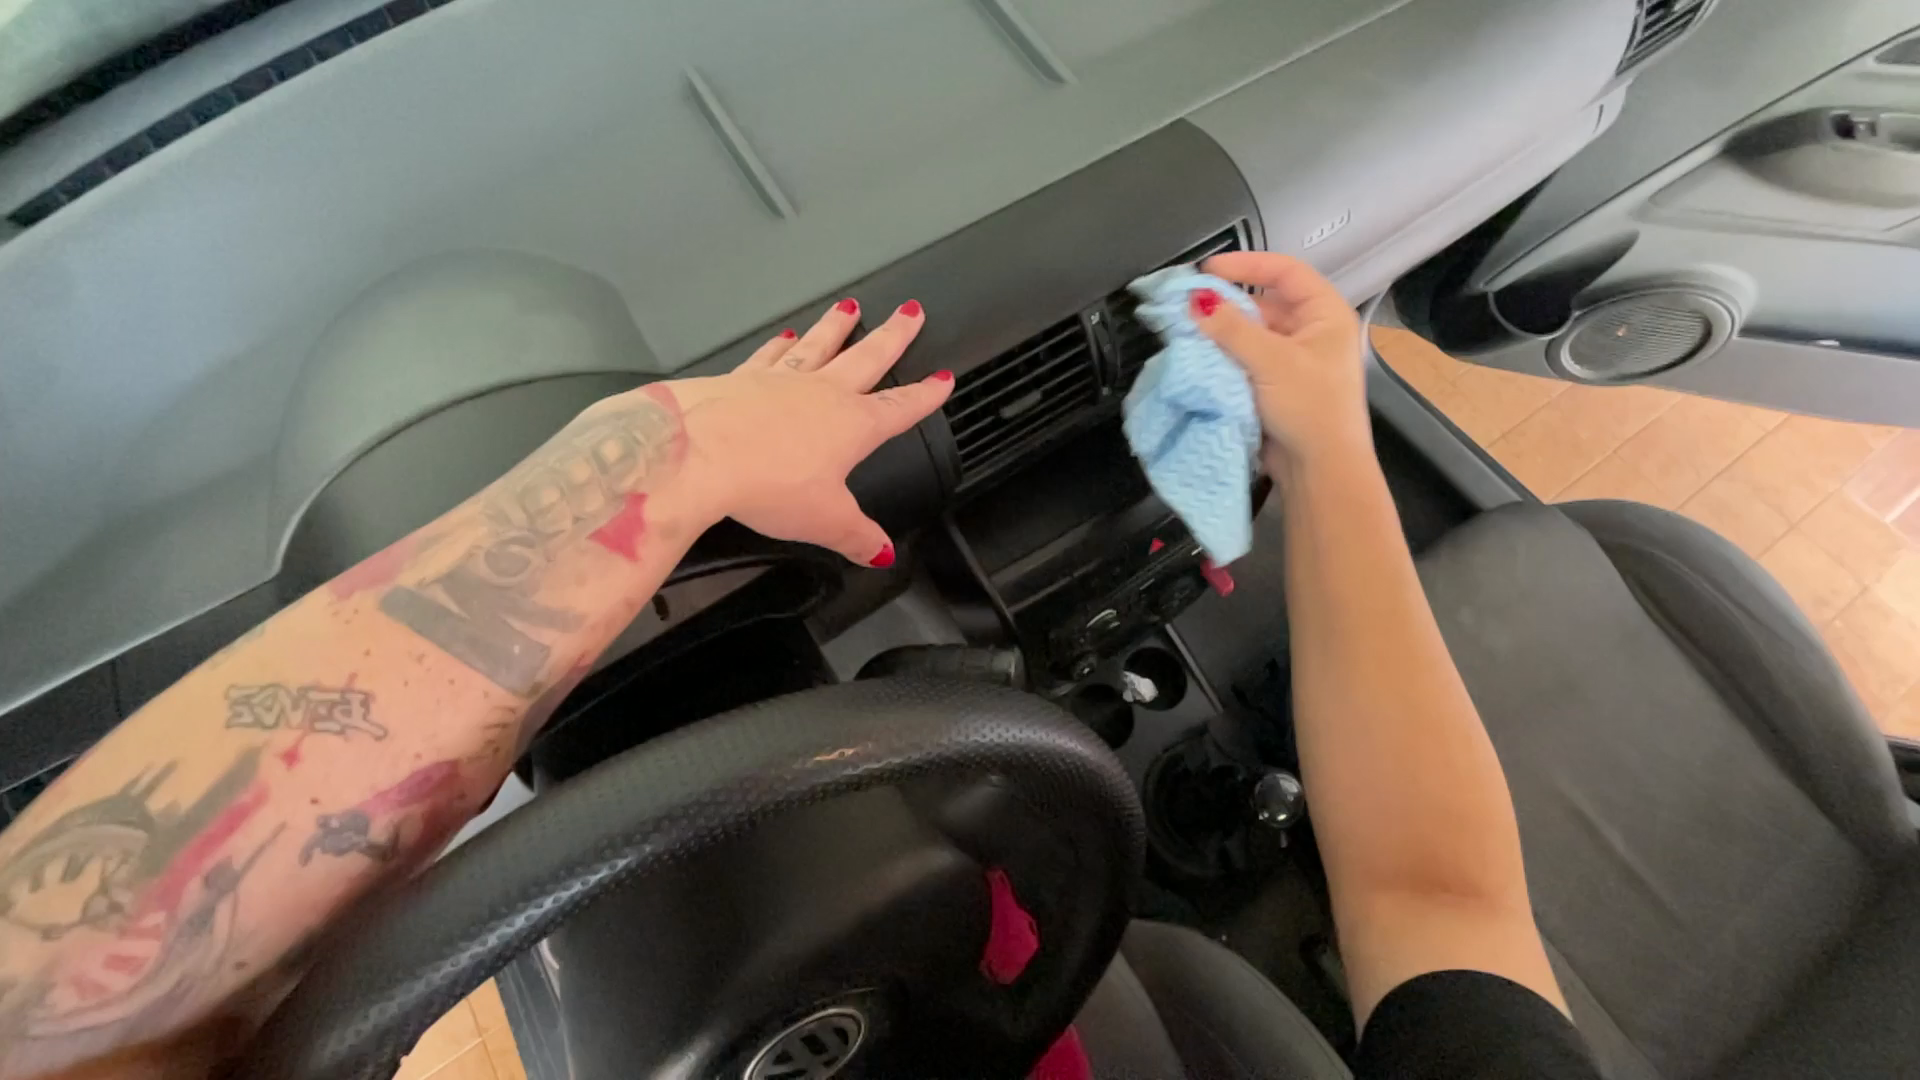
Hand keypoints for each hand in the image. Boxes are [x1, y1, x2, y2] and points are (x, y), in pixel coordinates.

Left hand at [653, 297, 952, 565]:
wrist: (698, 455)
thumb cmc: (769, 485)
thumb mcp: (825, 522)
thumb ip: (858, 537)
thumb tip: (882, 554)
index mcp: (853, 425)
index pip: (900, 407)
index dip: (925, 395)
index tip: (943, 378)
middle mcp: (822, 394)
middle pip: (867, 358)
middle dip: (893, 336)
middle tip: (911, 311)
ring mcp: (780, 381)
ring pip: (819, 346)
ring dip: (837, 327)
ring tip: (850, 306)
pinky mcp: (740, 379)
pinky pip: (769, 356)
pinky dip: (780, 345)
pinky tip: (784, 336)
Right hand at [1191, 253, 1369, 474]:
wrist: (1319, 467)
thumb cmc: (1311, 408)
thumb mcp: (1271, 360)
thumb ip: (1231, 328)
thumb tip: (1196, 302)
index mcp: (1325, 315)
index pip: (1284, 272)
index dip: (1247, 264)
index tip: (1208, 270)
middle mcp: (1309, 333)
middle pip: (1262, 305)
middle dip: (1226, 306)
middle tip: (1189, 307)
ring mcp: (1290, 361)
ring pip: (1248, 336)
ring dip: (1221, 335)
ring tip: (1188, 334)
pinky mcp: (1272, 387)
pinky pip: (1242, 363)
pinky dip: (1222, 360)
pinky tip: (1199, 360)